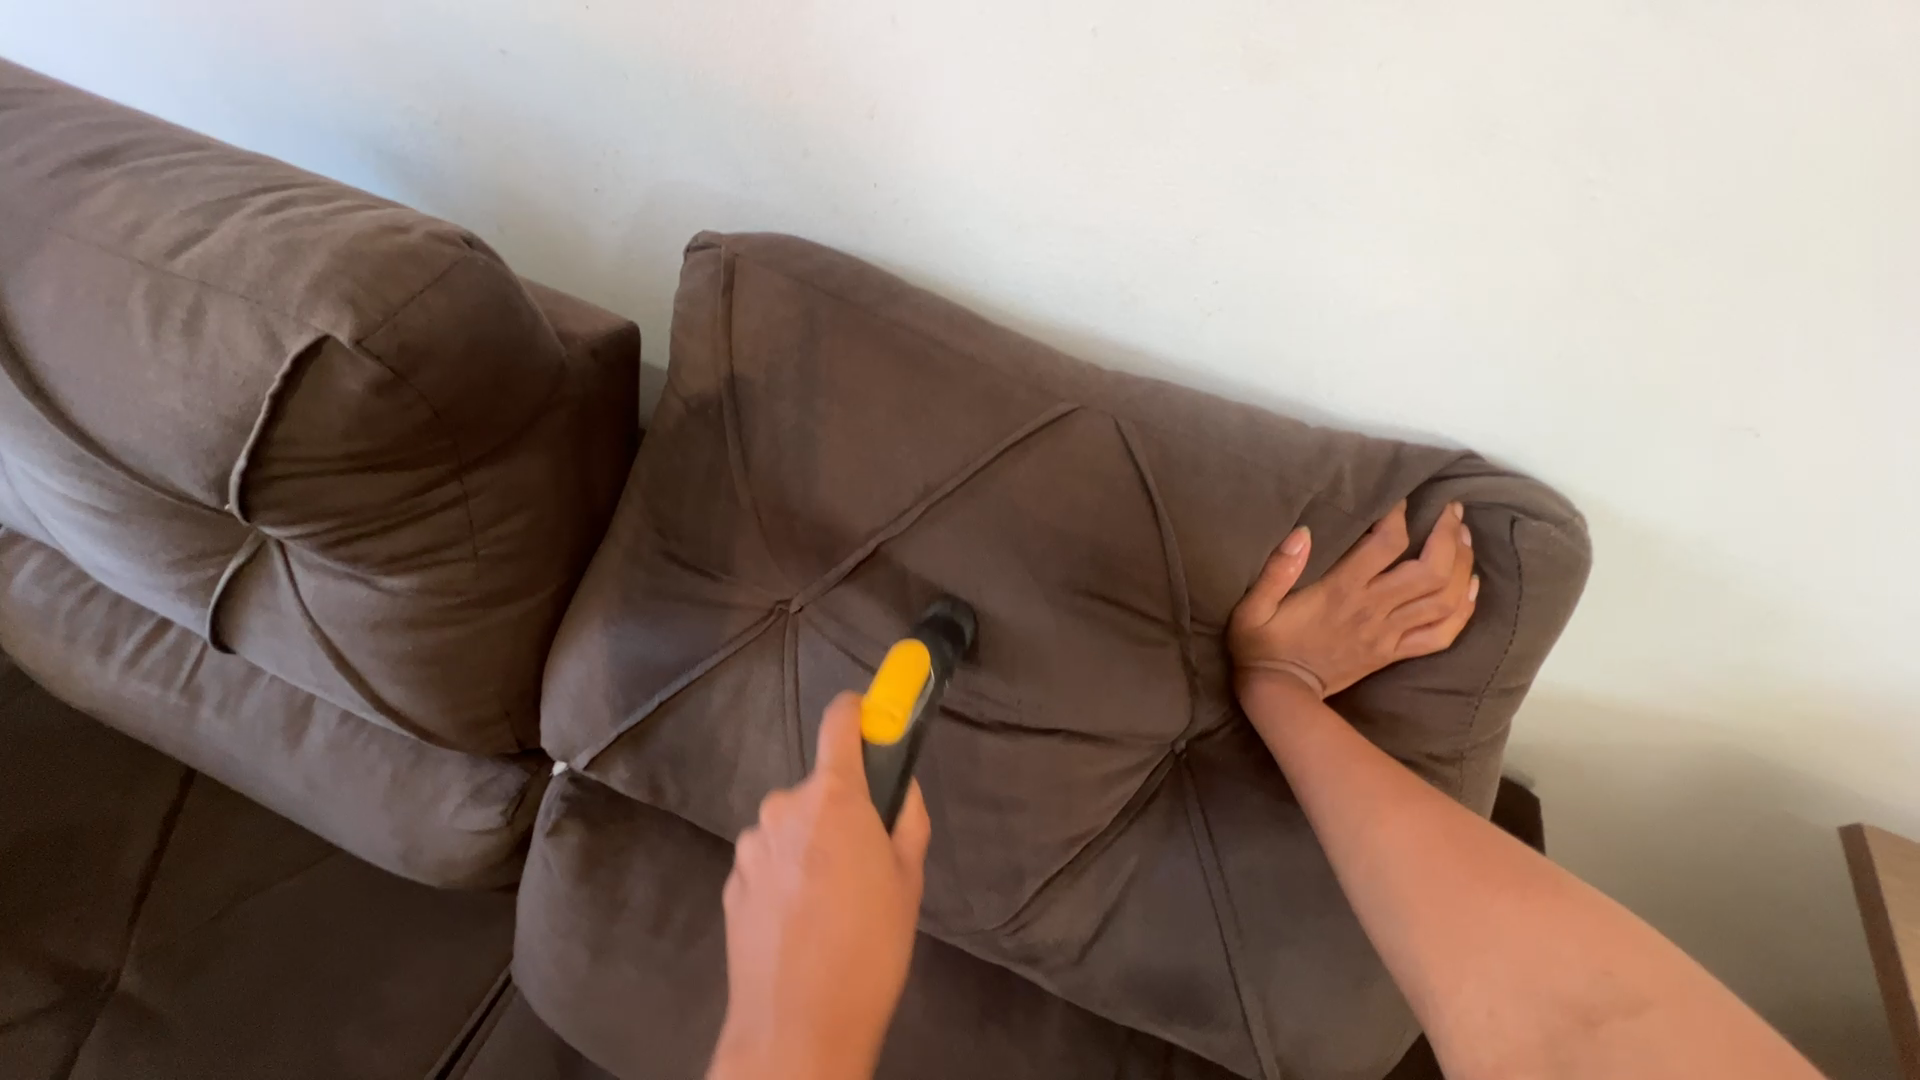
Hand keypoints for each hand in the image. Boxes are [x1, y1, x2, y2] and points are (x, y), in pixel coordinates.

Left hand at [708, 693, 931, 1079]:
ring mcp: (751, 845)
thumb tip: (901, 787)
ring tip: (829, 902)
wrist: (797, 1029)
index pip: (840, 721)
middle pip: (819, 786)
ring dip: (810, 844)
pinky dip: (785, 873)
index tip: (875, 720)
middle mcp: (784, 807)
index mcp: (834, 797)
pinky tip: (799, 920)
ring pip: (791, 825)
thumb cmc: (870, 947)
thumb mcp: (910, 879)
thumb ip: (907, 818)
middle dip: (841, 807)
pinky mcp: (731, 881)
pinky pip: (768, 859)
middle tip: (864, 857)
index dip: (860, 712)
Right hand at [1228, 501, 1477, 702]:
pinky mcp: (1393, 654)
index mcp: (1341, 592)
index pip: (1385, 545)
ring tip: (1465, 537)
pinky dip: (1464, 610)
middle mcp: (1373, 610)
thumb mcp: (1253, 606)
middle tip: (1452, 510)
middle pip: (1430, 569)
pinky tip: (1470, 588)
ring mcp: (1388, 635)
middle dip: (1448, 535)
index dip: (1399, 516)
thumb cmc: (1261, 645)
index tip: (1402, 498)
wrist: (1278, 693)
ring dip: (1462, 565)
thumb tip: (1303, 532)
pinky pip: (1442, 634)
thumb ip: (1277, 569)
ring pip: (1444, 599)